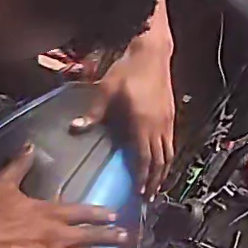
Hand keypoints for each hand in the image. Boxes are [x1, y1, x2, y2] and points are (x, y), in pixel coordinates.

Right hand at [0, 144, 128, 247]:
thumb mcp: (4, 183)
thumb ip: (20, 165)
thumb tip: (31, 146)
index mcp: (50, 212)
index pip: (83, 212)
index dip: (101, 214)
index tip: (115, 216)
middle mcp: (56, 236)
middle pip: (90, 237)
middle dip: (110, 237)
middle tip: (126, 238)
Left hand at [71, 0, 175, 194]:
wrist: (151, 51)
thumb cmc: (129, 69)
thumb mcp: (106, 90)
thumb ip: (93, 113)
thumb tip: (76, 127)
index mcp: (143, 124)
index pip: (146, 159)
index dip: (144, 178)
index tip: (141, 193)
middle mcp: (159, 125)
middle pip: (161, 161)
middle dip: (156, 181)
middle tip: (149, 196)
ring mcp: (167, 120)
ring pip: (169, 153)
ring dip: (164, 170)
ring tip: (158, 183)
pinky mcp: (170, 113)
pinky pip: (171, 142)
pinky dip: (167, 155)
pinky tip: (161, 158)